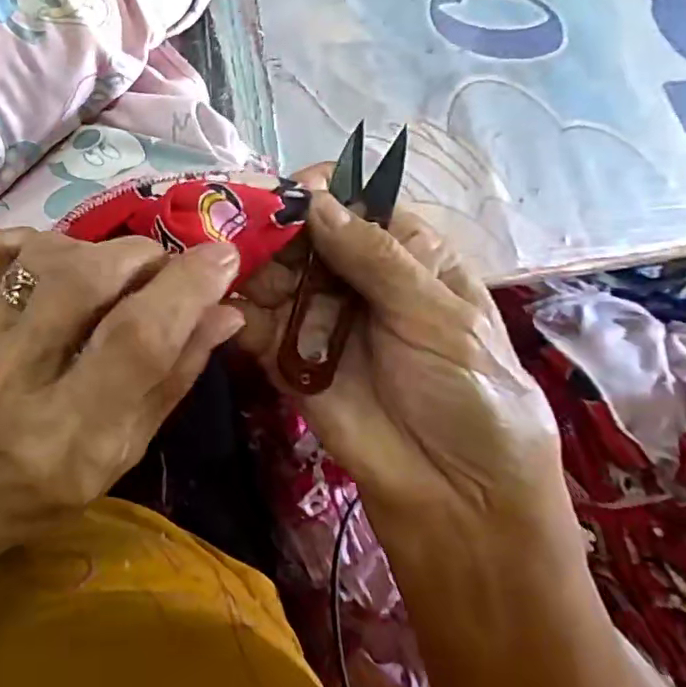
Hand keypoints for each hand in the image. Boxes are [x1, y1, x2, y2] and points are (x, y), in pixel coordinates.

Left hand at [0, 229, 244, 585]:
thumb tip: (225, 309)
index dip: (186, 288)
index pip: (136, 339)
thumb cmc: (50, 484)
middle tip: (160, 267)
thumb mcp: (125, 451)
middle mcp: (14, 378)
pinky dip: (33, 240)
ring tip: (109, 274)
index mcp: (70, 434)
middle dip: (141, 257)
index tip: (222, 258)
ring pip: (43, 254)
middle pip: (85, 280)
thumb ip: (173, 378)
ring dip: (93, 249)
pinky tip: (52, 265)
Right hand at [231, 172, 567, 532]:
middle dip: (269, 227)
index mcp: (405, 257)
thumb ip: (376, 259)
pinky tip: (214, 301)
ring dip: (244, 264)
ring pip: (268, 272)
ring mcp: (313, 315)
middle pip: (301, 234)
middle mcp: (352, 278)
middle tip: (233, 226)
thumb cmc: (471, 396)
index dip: (320, 192)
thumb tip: (316, 202)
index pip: (356, 205)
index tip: (283, 191)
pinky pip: (249, 321)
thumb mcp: (440, 319)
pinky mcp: (281, 353)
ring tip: (220, 264)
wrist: (454, 495)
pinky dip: (230, 308)